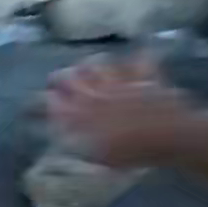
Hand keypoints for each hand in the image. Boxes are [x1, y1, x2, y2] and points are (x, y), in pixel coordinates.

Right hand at [44, 53, 198, 166]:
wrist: (171, 137)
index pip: (51, 101)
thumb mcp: (90, 153)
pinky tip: (133, 54)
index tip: (36, 103)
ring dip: (90, 64)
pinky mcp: (146, 79)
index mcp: (80, 115)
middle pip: (71, 77)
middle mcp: (96, 95)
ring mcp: (122, 83)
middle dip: (60, 77)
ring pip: (99, 64)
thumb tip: (56, 125)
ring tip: (85, 65)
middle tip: (54, 79)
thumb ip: (71, 137)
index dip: (42, 100)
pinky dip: (136, 56)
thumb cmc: (128, 153)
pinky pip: (141, 61)